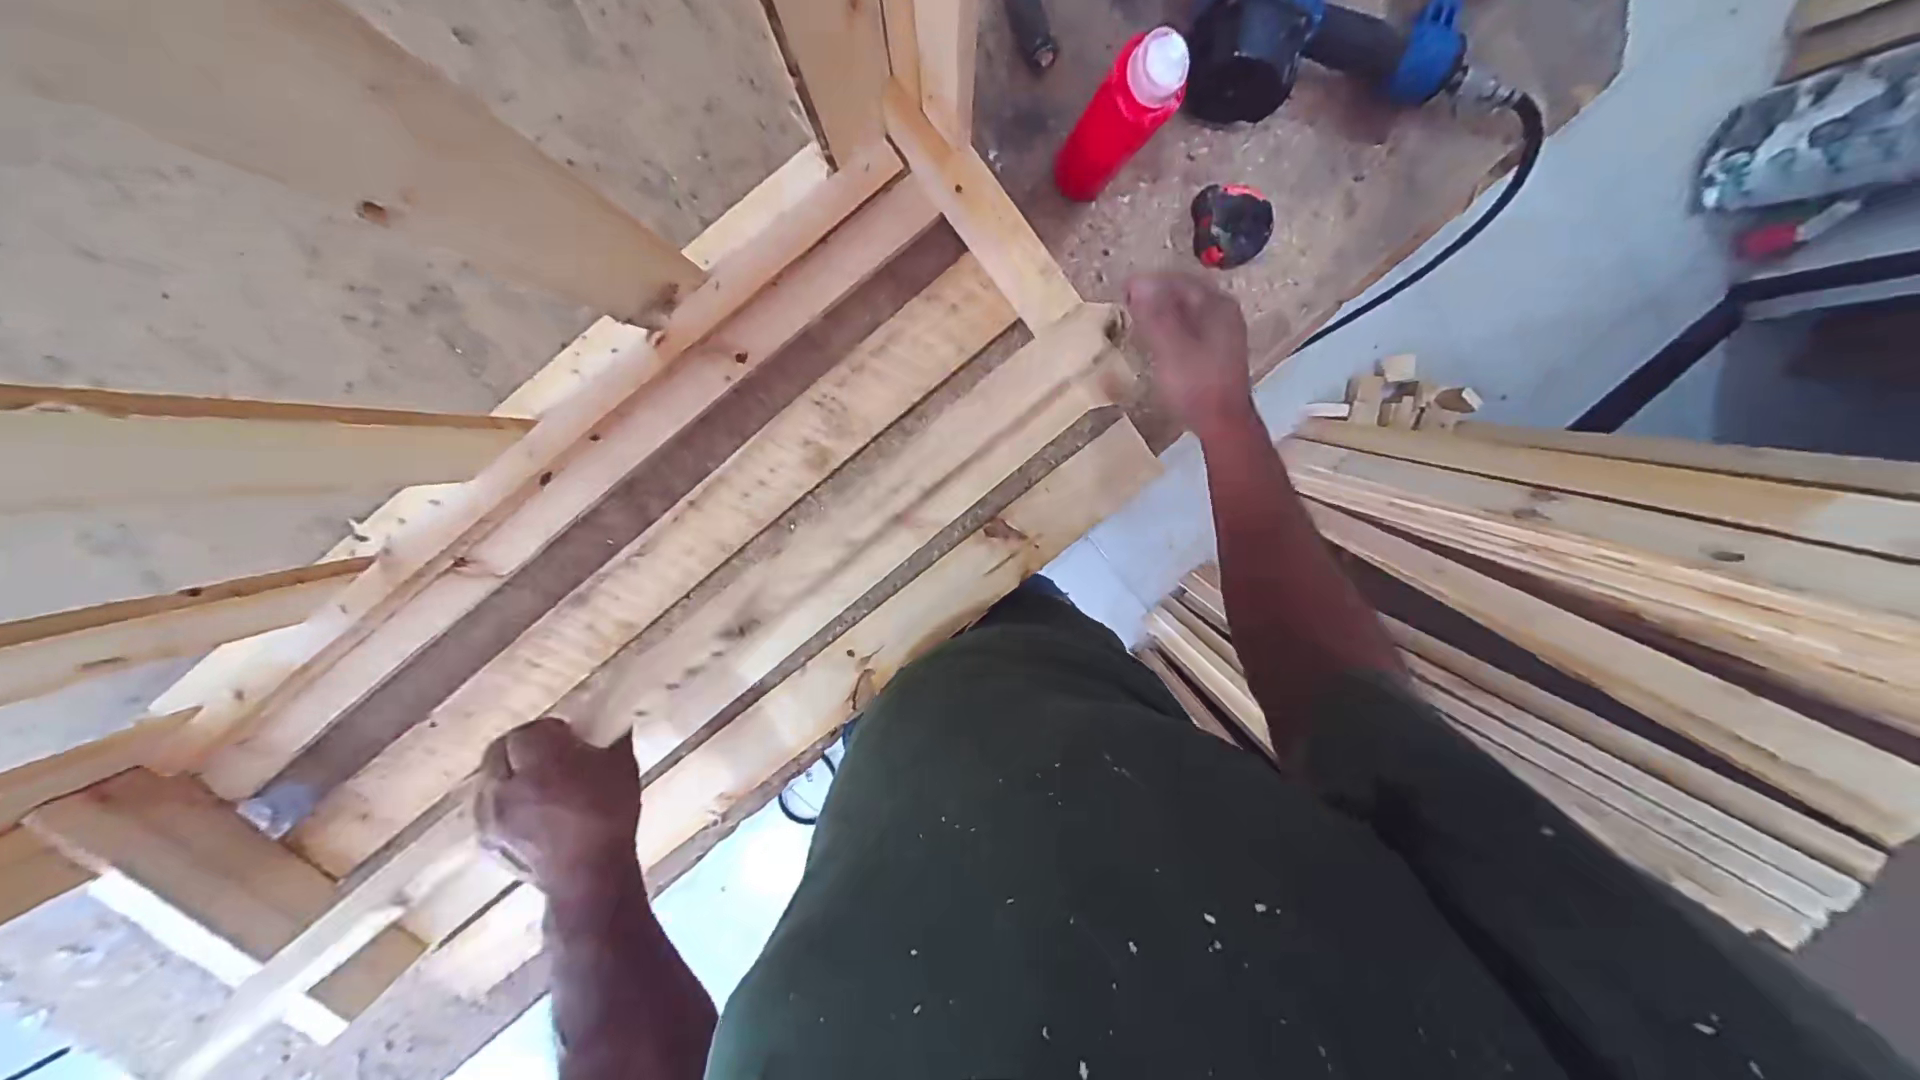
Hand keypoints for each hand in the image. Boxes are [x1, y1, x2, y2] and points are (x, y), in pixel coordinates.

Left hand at [476, 717, 640, 896]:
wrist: (589, 876)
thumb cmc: (611, 817)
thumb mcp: (622, 768)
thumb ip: (610, 739)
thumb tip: (610, 721)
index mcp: (543, 764)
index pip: (529, 730)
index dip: (548, 729)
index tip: (568, 736)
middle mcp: (506, 787)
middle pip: (499, 748)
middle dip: (521, 745)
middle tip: (547, 752)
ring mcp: (488, 816)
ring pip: (488, 777)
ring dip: (508, 772)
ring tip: (535, 782)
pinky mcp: (483, 839)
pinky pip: (485, 805)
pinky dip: (501, 799)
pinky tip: (527, 808)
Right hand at [1125, 272, 1255, 437]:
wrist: (1223, 423)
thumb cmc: (1195, 384)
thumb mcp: (1169, 347)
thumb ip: (1154, 314)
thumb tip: (1137, 281)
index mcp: (1216, 306)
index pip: (1179, 281)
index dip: (1150, 282)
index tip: (1124, 290)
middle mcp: (1224, 314)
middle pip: (1186, 295)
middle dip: (1157, 296)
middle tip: (1128, 303)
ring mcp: (1224, 335)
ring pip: (1188, 313)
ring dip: (1163, 313)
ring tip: (1139, 320)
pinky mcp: (1217, 355)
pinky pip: (1191, 330)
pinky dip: (1172, 329)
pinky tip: (1159, 341)